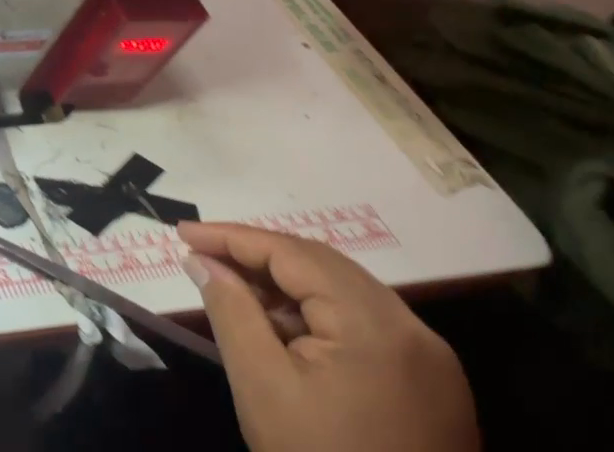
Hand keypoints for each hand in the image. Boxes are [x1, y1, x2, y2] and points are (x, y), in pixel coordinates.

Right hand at [180, 222, 477, 451]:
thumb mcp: (260, 382)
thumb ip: (230, 310)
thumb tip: (200, 260)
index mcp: (375, 326)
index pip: (294, 254)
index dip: (233, 237)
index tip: (181, 231)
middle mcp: (414, 329)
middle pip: (324, 265)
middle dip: (258, 252)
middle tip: (200, 252)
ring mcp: (430, 358)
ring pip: (345, 291)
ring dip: (285, 281)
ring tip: (231, 285)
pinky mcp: (432, 382)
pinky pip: (364, 321)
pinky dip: (315, 310)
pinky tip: (279, 323)